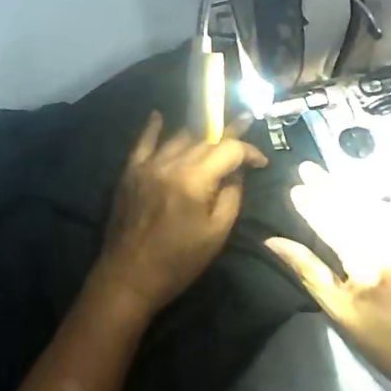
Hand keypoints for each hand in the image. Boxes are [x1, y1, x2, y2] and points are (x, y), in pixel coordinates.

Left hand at [93, 113, 268, 316]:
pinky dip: (152, 128)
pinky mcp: (129, 172)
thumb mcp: (216, 234)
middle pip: (203, 139)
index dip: (249, 151)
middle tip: (245, 127)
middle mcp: (169, 163)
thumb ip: (231, 196)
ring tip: (215, 131)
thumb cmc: (178, 262)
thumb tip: (237, 171)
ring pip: (177, 138)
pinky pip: (143, 143)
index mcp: (194, 179)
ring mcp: (146, 165)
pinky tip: (158, 115)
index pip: (228, 149)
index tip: (262, 162)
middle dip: (227, 135)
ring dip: (198, 135)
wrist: (128, 276)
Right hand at [265, 163, 390, 390]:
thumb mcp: (343, 314)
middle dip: (331, 182)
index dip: (308, 198)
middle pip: (359, 198)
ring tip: (363, 171)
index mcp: (368, 266)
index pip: (328, 217)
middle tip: (314, 170)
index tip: (296, 185)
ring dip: (380, 175)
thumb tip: (272, 241)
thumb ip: (309, 271)